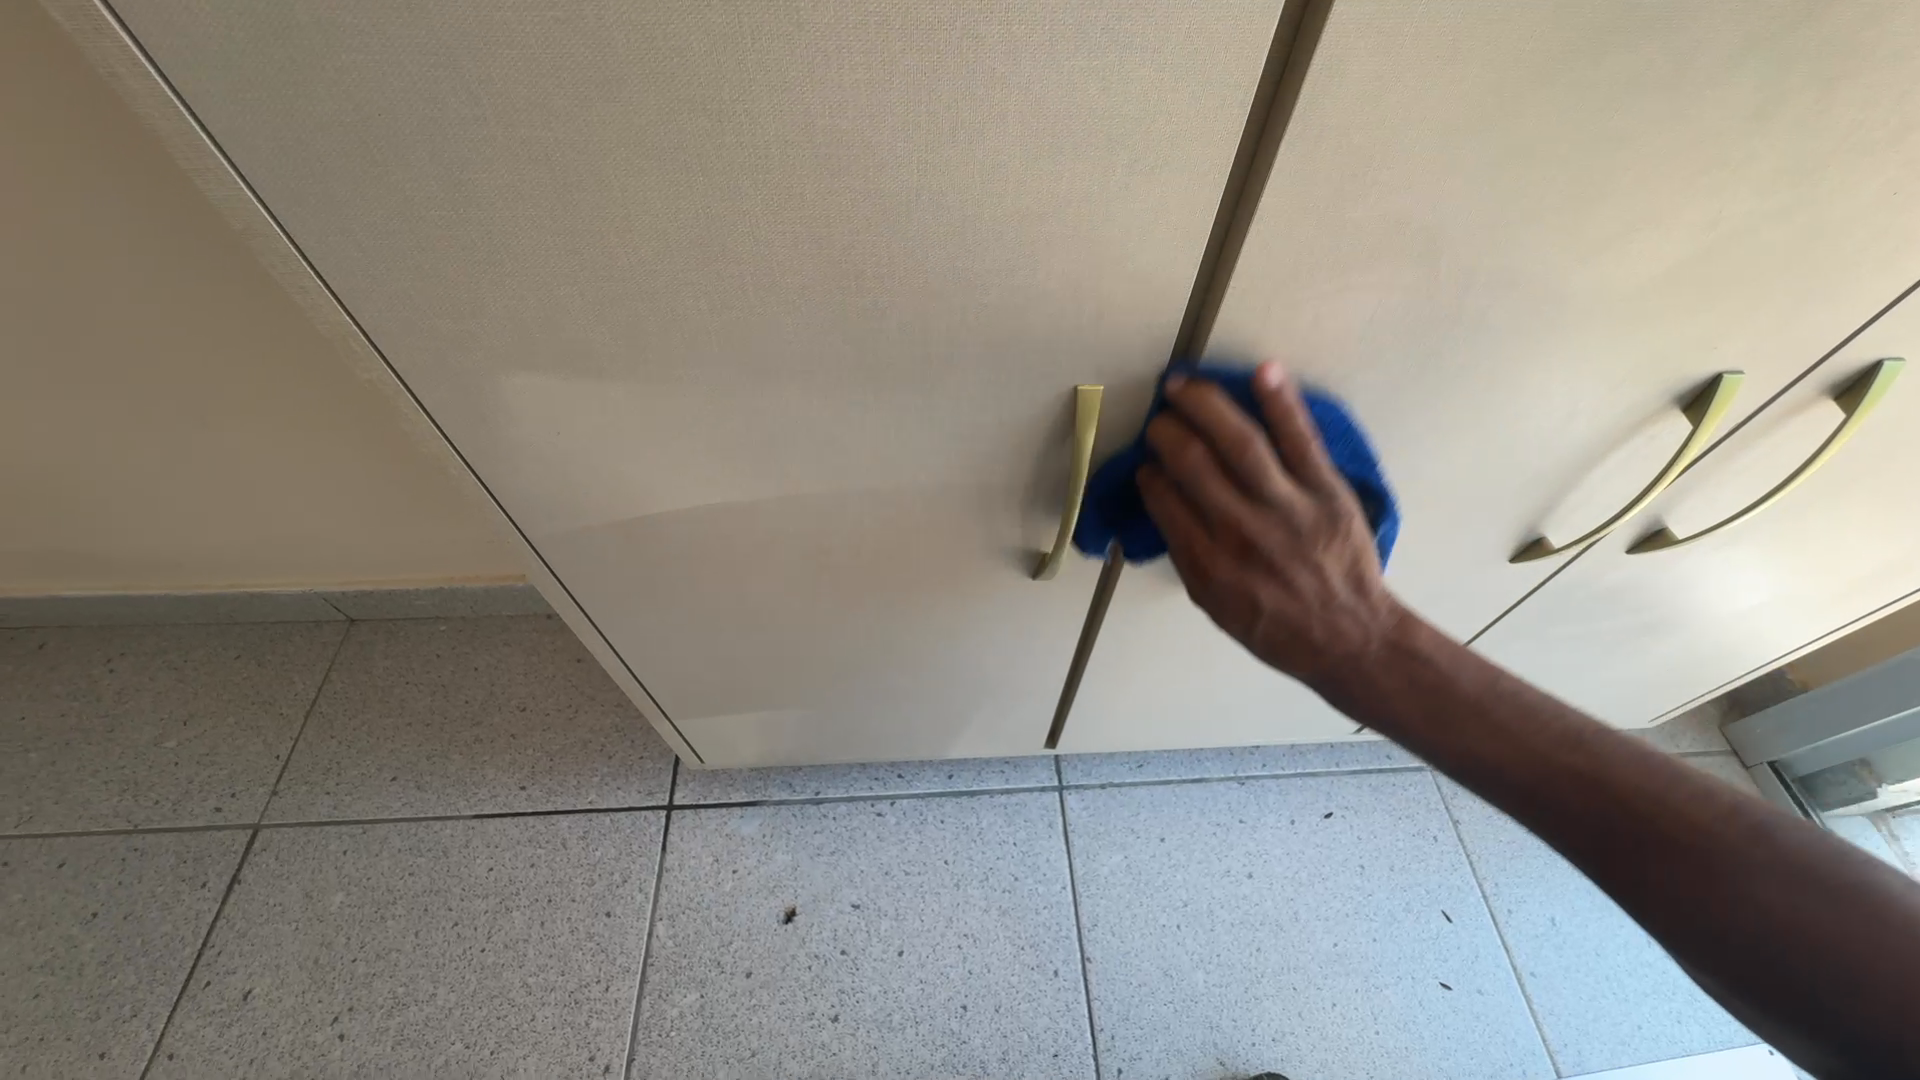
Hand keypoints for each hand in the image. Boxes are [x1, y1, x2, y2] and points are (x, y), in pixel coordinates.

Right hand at [1137, 361, 1405, 688]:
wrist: (1349, 637)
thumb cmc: (1274, 626)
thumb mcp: (1213, 604)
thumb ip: (1186, 553)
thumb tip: (1165, 503)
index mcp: (1208, 562)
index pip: (1164, 501)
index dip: (1148, 474)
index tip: (1145, 464)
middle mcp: (1241, 530)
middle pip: (1193, 464)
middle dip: (1167, 432)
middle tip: (1158, 418)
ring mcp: (1287, 507)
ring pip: (1240, 443)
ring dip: (1206, 405)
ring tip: (1182, 383)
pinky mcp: (1326, 491)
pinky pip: (1301, 440)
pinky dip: (1281, 403)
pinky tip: (1263, 371)